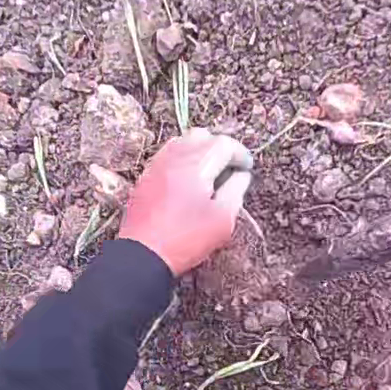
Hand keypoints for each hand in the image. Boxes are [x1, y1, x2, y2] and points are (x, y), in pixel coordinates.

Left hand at [119, 130, 253, 275]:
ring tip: (210, 172)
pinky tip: (188, 179)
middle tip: (230, 168)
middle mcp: (175, 157)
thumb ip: (236, 191)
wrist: (143, 254)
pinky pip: (168, 154)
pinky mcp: (146, 176)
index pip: (224, 144)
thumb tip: (241, 175)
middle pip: (203, 135)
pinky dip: (183, 158)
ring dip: (201, 151)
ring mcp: (157, 165)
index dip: (241, 154)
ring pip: (183, 141)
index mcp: (197, 165)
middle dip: (221, 148)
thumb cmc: (187, 238)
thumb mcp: (222, 219)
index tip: (247, 169)